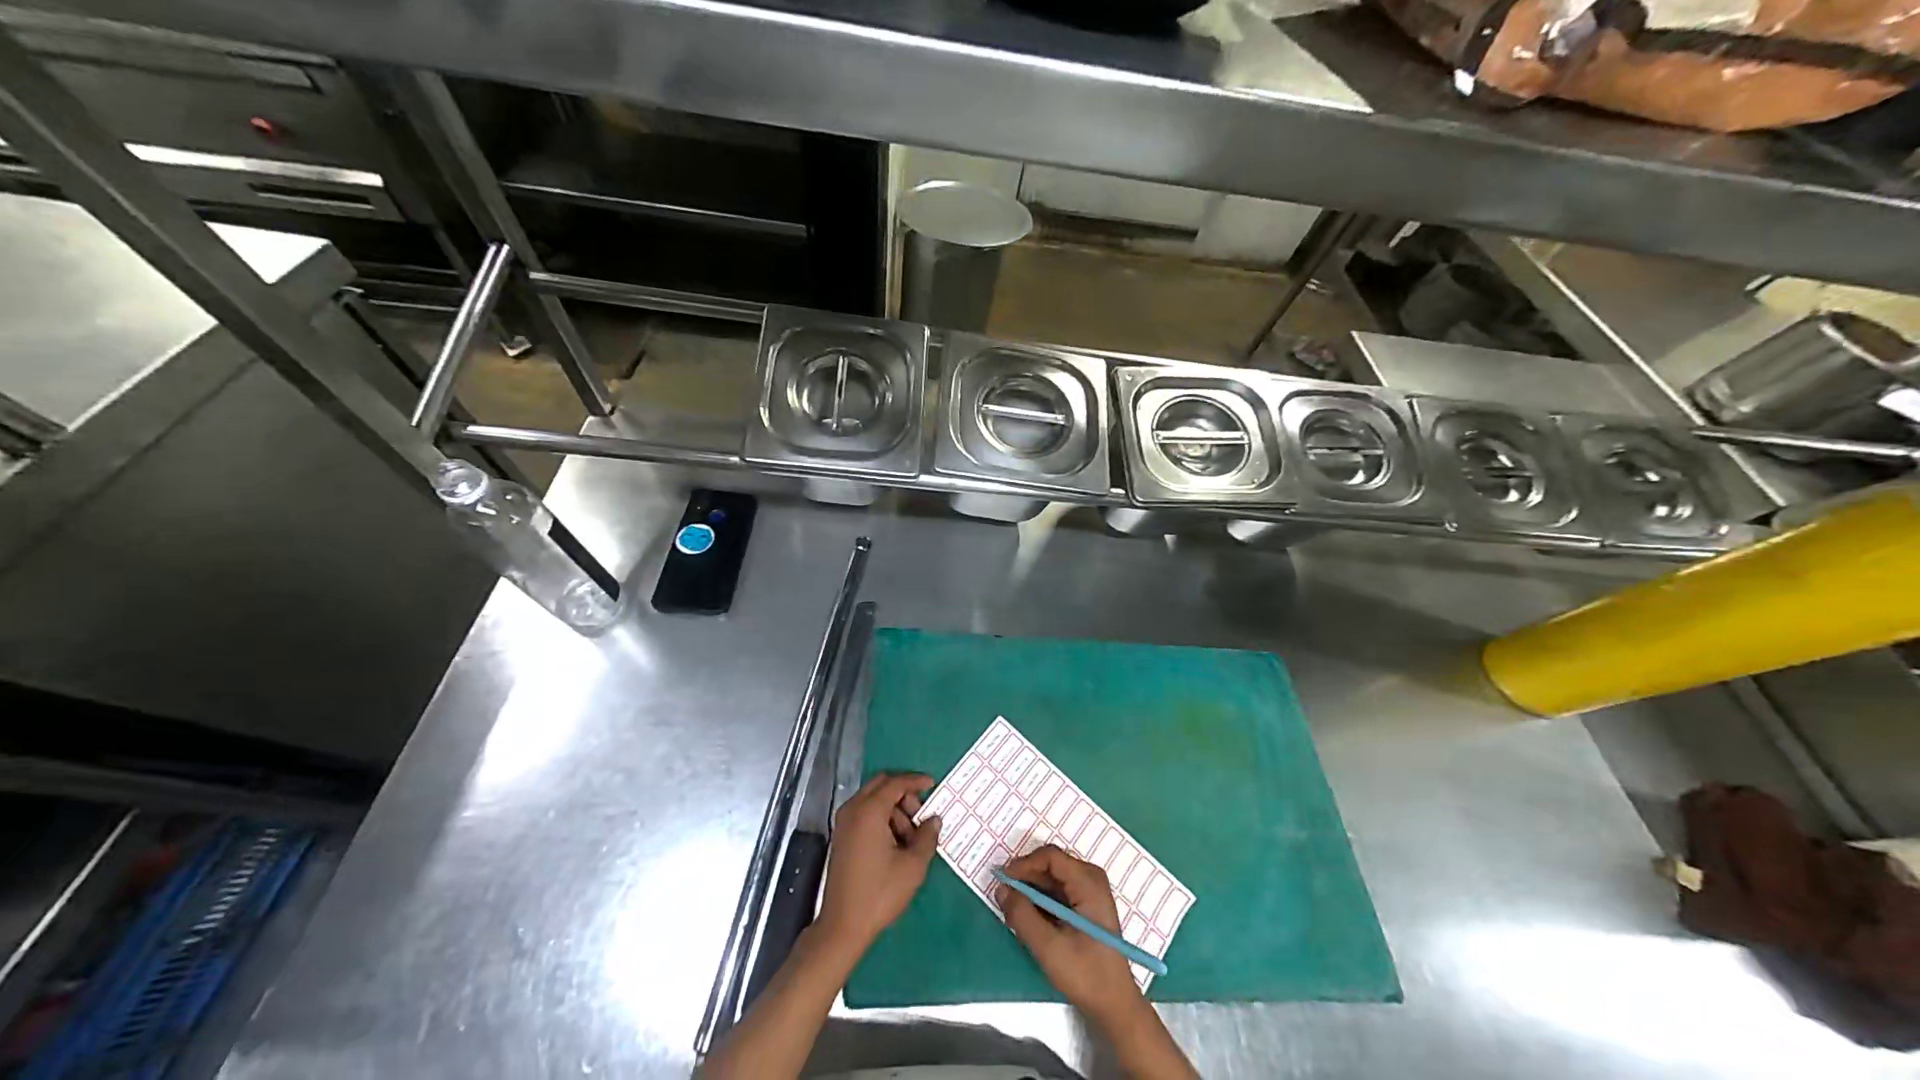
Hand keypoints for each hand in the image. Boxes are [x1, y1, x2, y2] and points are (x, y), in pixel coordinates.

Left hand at [815, 772, 940, 950]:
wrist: (843, 925)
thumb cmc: (880, 893)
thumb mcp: (913, 866)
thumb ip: (927, 837)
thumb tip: (934, 820)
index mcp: (869, 811)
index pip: (895, 782)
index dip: (916, 781)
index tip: (933, 784)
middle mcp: (853, 810)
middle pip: (882, 786)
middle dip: (904, 794)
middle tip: (921, 816)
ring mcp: (844, 823)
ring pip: (873, 800)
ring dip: (894, 810)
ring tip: (910, 840)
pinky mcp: (842, 837)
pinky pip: (865, 814)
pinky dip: (882, 819)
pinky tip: (895, 844)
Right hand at [996, 845, 1147, 1027]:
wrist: (1114, 1004)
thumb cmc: (1085, 974)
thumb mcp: (1048, 946)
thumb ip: (1022, 915)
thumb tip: (1001, 889)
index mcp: (1089, 883)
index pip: (1050, 857)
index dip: (1024, 864)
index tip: (1003, 881)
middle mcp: (1091, 880)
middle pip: (1051, 865)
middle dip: (1026, 879)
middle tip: (1005, 899)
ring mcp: (1090, 892)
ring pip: (1052, 879)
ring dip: (1031, 891)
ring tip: (1014, 912)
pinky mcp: (1086, 906)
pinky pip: (1058, 891)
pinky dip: (1041, 901)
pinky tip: (1029, 920)